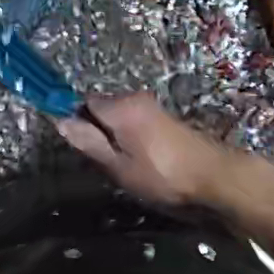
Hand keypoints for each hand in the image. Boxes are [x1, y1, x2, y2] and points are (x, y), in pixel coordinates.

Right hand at [57, 94, 236, 206]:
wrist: (213, 176)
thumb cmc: (162, 175)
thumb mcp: (118, 166)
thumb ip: (88, 142)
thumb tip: (60, 121)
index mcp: (120, 106)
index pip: (83, 102)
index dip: (77, 123)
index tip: (82, 149)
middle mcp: (135, 98)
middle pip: (101, 108)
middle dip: (96, 132)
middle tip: (106, 163)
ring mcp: (151, 106)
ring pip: (117, 117)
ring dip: (114, 137)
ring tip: (125, 165)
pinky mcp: (163, 117)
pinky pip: (133, 121)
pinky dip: (129, 137)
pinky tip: (140, 161)